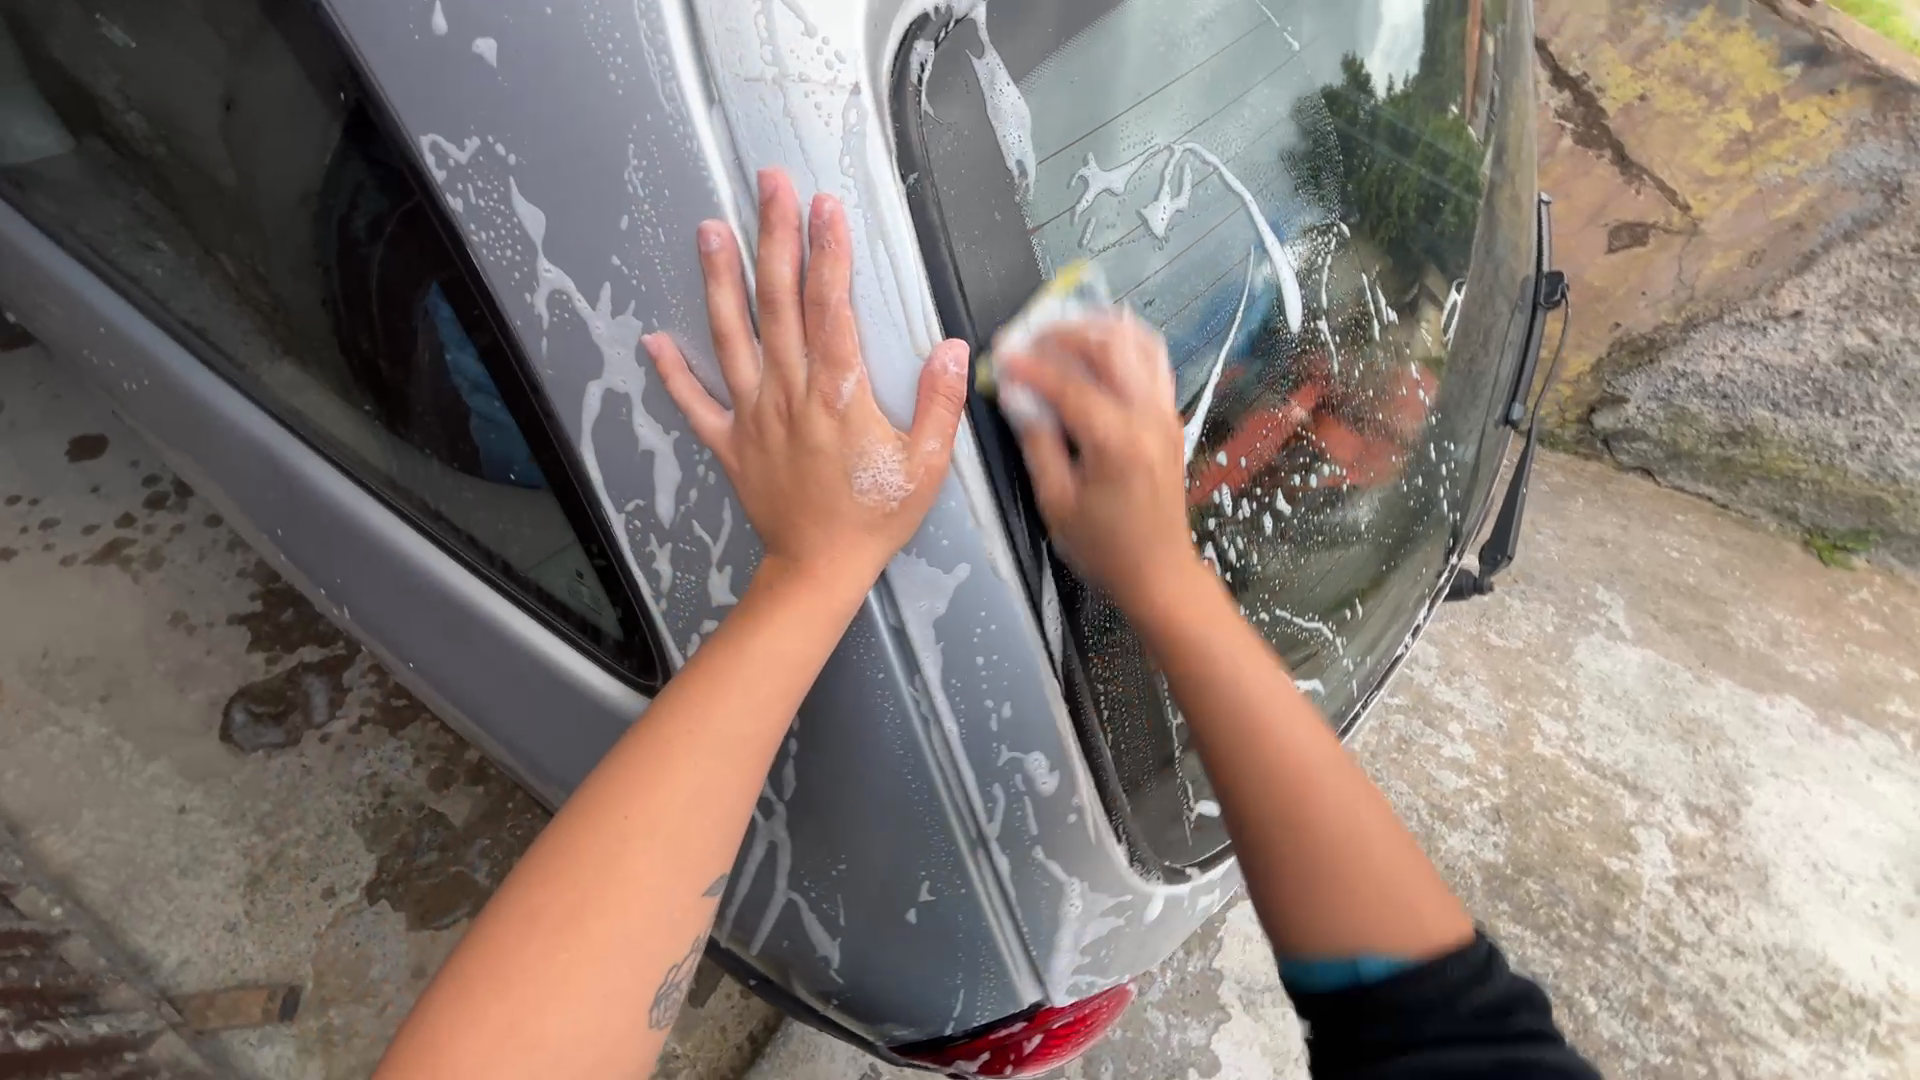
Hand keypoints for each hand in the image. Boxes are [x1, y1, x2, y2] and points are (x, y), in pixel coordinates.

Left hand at [643, 169, 970, 590]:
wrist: (821, 568)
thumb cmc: (875, 518)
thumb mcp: (924, 468)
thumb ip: (939, 406)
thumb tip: (953, 350)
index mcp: (839, 397)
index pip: (833, 310)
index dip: (829, 254)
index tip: (825, 206)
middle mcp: (790, 395)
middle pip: (780, 305)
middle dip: (777, 239)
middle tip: (769, 185)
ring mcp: (754, 417)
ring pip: (733, 339)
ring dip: (721, 282)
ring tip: (711, 230)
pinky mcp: (731, 443)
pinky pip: (696, 404)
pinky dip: (673, 374)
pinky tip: (654, 341)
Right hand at [998, 313, 1202, 612]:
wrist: (1158, 571)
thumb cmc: (1104, 547)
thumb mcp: (1056, 502)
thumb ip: (1037, 442)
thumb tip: (1016, 397)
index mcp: (1116, 441)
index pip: (1067, 383)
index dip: (1030, 364)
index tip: (1002, 353)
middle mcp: (1148, 417)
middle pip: (1109, 346)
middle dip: (1065, 332)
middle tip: (1030, 336)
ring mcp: (1165, 414)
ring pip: (1139, 343)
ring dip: (1098, 328)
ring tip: (1063, 329)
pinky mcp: (1170, 418)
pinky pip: (1153, 361)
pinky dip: (1125, 343)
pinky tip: (1099, 347)